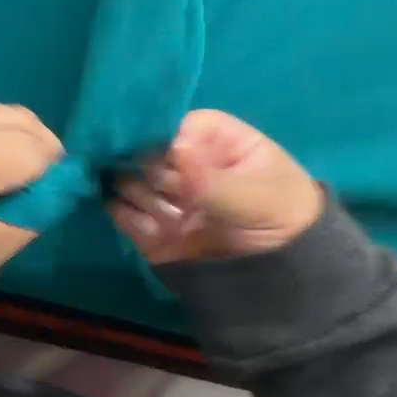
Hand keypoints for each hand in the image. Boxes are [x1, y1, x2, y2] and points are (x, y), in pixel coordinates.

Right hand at [108, 109, 323, 263]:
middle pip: (142, 151)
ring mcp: (159, 191)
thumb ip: (214, 180)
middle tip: (181, 195)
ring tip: (175, 217)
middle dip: (156, 174)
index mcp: (214, 139)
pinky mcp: (141, 219)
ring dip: (145, 199)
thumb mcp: (258, 198)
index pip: (175, 125)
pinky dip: (130, 219)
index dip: (168, 141)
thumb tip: (174, 151)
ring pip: (125, 180)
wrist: (275, 271)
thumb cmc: (280, 217)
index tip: (173, 160)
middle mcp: (180, 159)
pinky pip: (117, 209)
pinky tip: (157, 230)